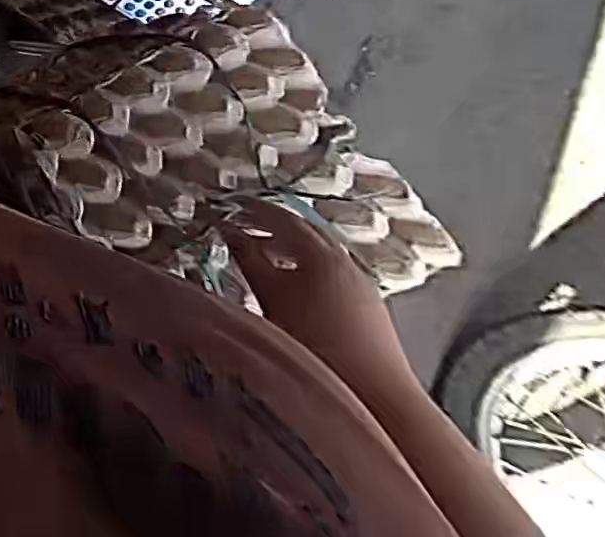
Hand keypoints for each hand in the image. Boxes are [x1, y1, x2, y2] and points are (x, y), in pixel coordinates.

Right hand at [223, 199, 417, 400]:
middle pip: (304, 231)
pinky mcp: (367, 307)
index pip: (283, 218)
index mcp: (322, 253)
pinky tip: (290, 282)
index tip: (231, 207)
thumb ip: (246, 257)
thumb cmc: (315, 341)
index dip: (254, 210)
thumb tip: (226, 230)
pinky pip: (330, 272)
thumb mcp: (269, 294)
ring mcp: (360, 284)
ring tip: (261, 254)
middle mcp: (345, 261)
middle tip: (242, 225)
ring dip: (289, 247)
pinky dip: (305, 266)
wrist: (377, 397)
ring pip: (318, 252)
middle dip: (271, 226)